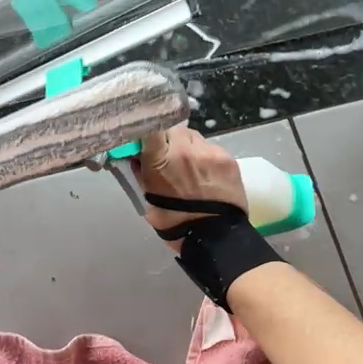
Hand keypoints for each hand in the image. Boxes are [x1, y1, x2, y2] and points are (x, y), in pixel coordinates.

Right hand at [136, 126, 246, 252]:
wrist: (217, 239)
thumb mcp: (147, 197)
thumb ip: (141, 172)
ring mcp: (208, 151)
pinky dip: (204, 155)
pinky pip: (210, 147)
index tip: (144, 131)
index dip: (146, 124)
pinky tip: (206, 173)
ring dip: (187, 145)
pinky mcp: (227, 157)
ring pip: (193, 136)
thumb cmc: (174, 223)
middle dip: (168, 138)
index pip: (148, 125)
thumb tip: (135, 155)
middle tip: (167, 153)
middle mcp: (184, 149)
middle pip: (172, 128)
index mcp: (159, 160)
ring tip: (189, 165)